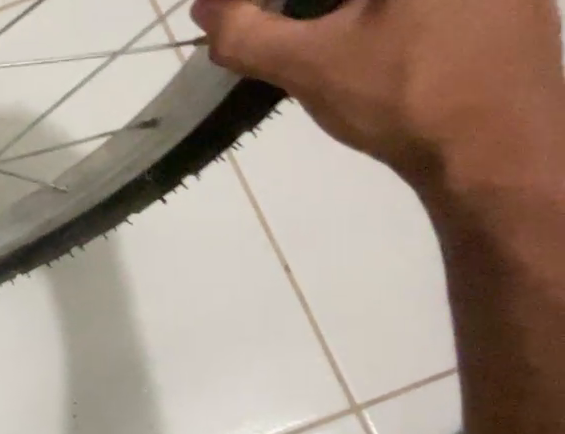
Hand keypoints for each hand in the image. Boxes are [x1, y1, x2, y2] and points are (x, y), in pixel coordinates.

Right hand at [193, 0, 564, 187]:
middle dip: (298, 6)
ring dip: (333, 14)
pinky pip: (417, 5)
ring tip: (308, 43)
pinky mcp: (506, 0)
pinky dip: (375, 16)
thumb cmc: (402, 94)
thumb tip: (205, 9)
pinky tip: (369, 50)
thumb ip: (248, 34)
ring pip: (374, 0)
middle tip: (263, 29)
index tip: (226, 16)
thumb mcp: (309, 65)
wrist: (495, 141)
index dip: (257, 2)